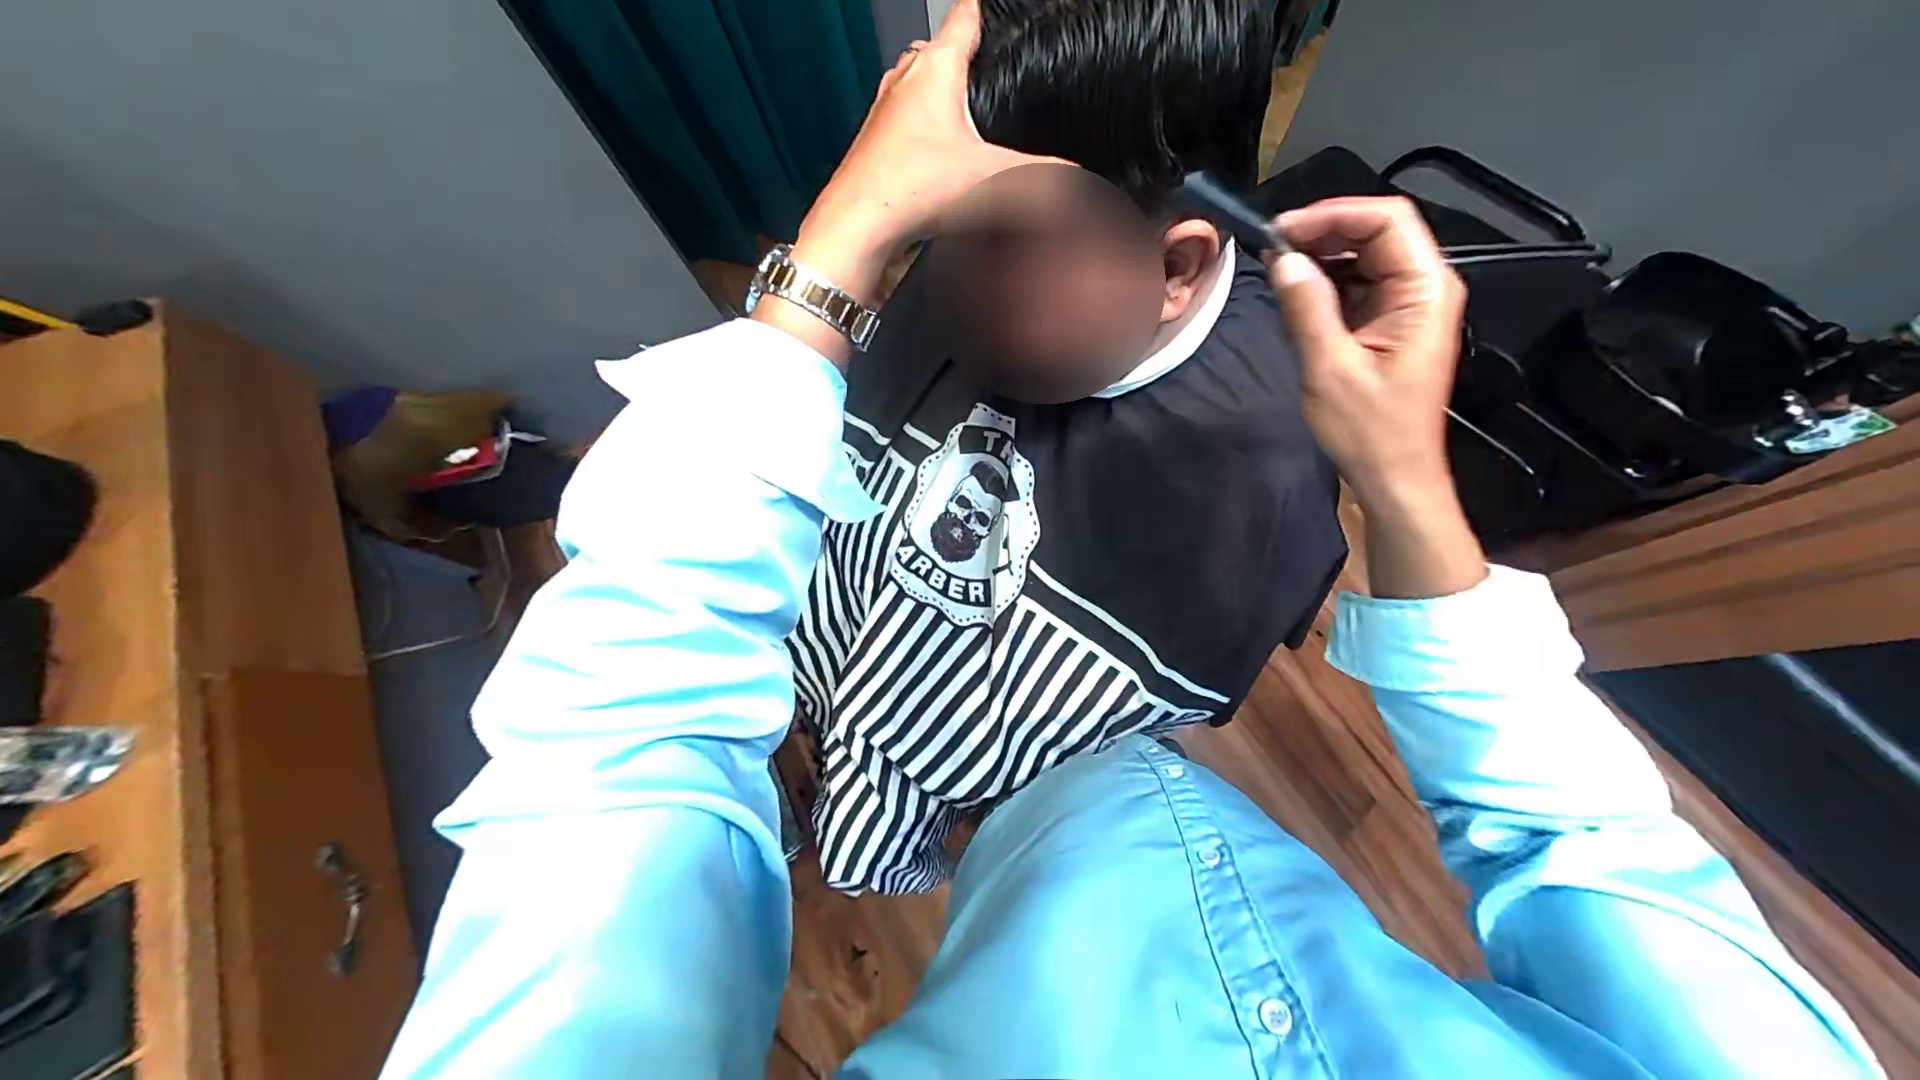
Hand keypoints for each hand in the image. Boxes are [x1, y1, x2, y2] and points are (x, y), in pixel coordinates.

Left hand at [785, 0, 1063, 301]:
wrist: (857, 229)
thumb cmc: (908, 189)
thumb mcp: (990, 180)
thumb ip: (1038, 176)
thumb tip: (1074, 178)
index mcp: (934, 69)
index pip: (965, 16)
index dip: (985, 14)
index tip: (999, 20)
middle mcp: (904, 81)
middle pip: (938, 52)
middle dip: (964, 63)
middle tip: (989, 83)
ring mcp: (884, 113)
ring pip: (917, 89)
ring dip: (939, 100)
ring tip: (966, 124)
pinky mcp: (874, 146)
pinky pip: (903, 125)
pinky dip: (922, 133)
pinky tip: (937, 161)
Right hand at [1267, 197, 1484, 597]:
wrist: (1393, 474)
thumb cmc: (1369, 429)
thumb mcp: (1329, 367)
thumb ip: (1306, 308)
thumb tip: (1283, 261)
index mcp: (1424, 292)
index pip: (1386, 221)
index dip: (1333, 215)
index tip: (1282, 230)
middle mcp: (1423, 289)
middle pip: (1377, 233)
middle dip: (1324, 232)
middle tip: (1272, 247)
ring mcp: (1407, 307)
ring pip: (1364, 258)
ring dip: (1321, 257)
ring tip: (1277, 267)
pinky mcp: (1389, 325)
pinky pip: (1357, 287)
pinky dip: (1325, 283)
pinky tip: (1295, 291)